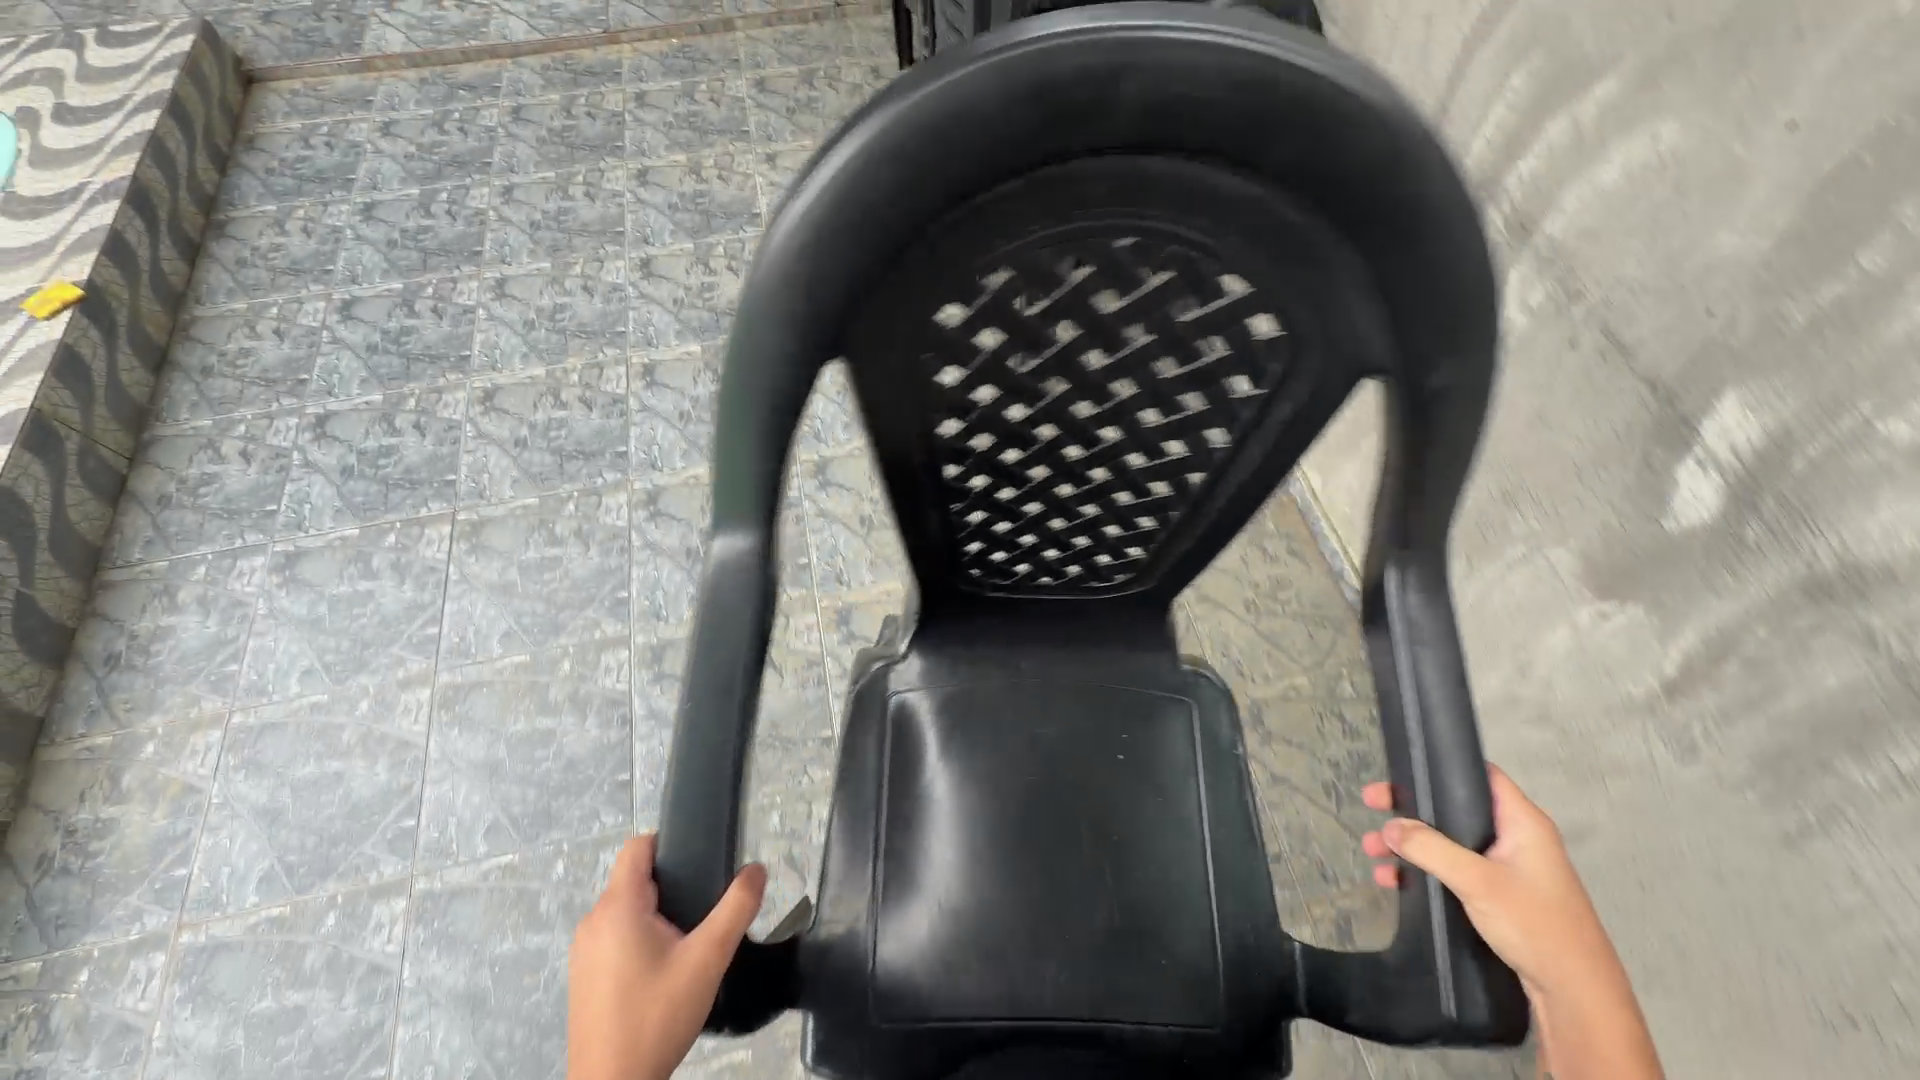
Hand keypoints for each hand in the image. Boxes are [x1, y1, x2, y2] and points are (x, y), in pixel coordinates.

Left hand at [568, 834, 766, 1079]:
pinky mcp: (583, 976)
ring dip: (656, 915)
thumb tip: (757, 870)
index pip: (638, 847)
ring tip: (689, 942)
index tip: (701, 860)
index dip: (670, 842)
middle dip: (671, 885)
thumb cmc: (657, 1016)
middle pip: (634, 879)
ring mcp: (583, 951)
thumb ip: (736, 909)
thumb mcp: (708, 959)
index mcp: (618, 907)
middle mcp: (593, 921)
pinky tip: (664, 971)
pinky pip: (614, 937)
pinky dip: (639, 940)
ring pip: (625, 910)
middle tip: (705, 910)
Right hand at [1360, 764, 1614, 998]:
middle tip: (1373, 804)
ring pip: (1447, 842)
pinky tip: (1393, 880)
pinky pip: (1451, 869)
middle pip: (1454, 808)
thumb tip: (1389, 827)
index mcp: (1522, 823)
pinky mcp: (1498, 894)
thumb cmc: (1536, 926)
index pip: (1481, 775)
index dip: (1442, 766)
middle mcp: (1515, 839)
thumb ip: (1430, 849)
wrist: (1574, 994)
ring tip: (1372, 850)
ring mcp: (1507, 867)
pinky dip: (1422, 870)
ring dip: (1410, 844)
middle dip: (1411, 809)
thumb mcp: (1477, 882)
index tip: (1400, 769)